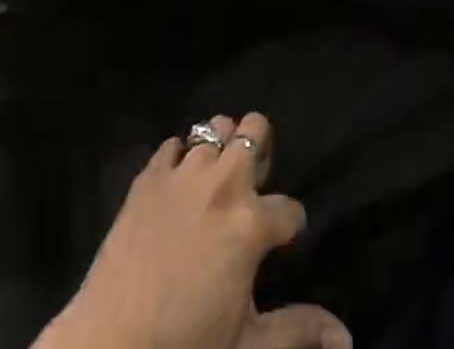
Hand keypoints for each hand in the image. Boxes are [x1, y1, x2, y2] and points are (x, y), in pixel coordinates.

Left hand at [36, 114, 349, 348]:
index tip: (280, 242)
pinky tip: (178, 180)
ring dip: (223, 145)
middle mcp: (223, 184)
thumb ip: (299, 329)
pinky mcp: (147, 180)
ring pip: (215, 127)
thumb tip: (346, 337)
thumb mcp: (249, 344)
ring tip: (218, 174)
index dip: (291, 227)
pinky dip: (179, 155)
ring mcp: (182, 176)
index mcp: (252, 223)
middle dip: (261, 148)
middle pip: (254, 130)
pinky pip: (170, 145)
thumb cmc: (185, 344)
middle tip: (253, 184)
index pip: (291, 209)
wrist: (106, 347)